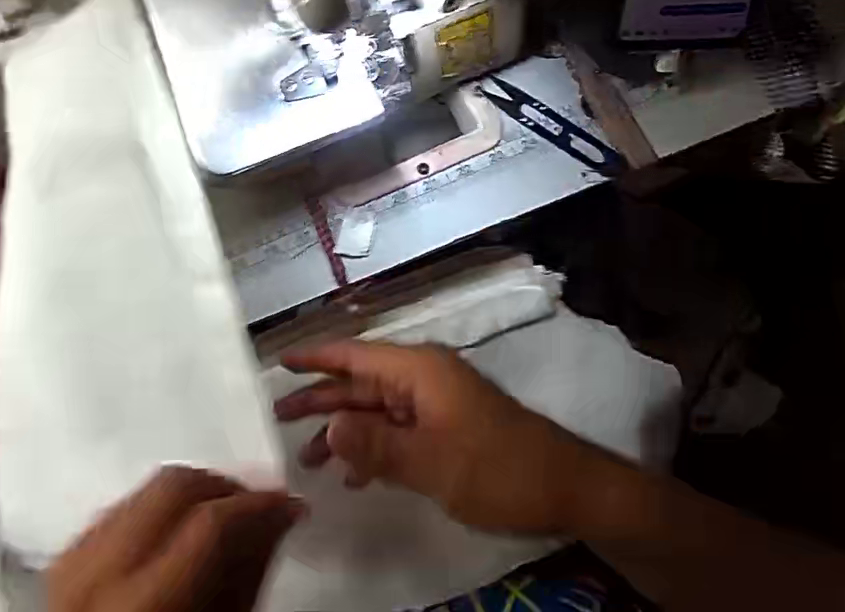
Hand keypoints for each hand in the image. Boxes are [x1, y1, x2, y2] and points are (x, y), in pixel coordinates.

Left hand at [48, 466, 303, 611]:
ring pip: (149, 486)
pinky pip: (125, 504)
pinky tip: (181, 526)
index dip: (257, 504)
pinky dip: (160, 506)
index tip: (288, 501)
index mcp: (139, 605)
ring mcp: (73, 560)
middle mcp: (97, 574)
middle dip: (225, 485)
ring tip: (222, 513)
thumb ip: (246, 576)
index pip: (208, 523)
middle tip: (256, 503)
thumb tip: (277, 516)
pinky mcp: (65, 554)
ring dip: (194, 491)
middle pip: (174, 486)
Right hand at [273, 340, 610, 534]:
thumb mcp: (432, 461)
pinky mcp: (444, 427)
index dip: (316, 358)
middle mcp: (422, 378)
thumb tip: (327, 423)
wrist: (564, 487)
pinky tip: (353, 474)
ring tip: (307, 458)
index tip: (280, 362)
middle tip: (279, 417)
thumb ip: (376, 444)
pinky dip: (372, 447)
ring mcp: (434, 403)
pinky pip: (397, 430)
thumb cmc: (496, 467)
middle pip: (360, 382)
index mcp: (418, 370)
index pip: (356, 356)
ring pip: (376, 409)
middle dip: (321, 399)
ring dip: (344, 430)